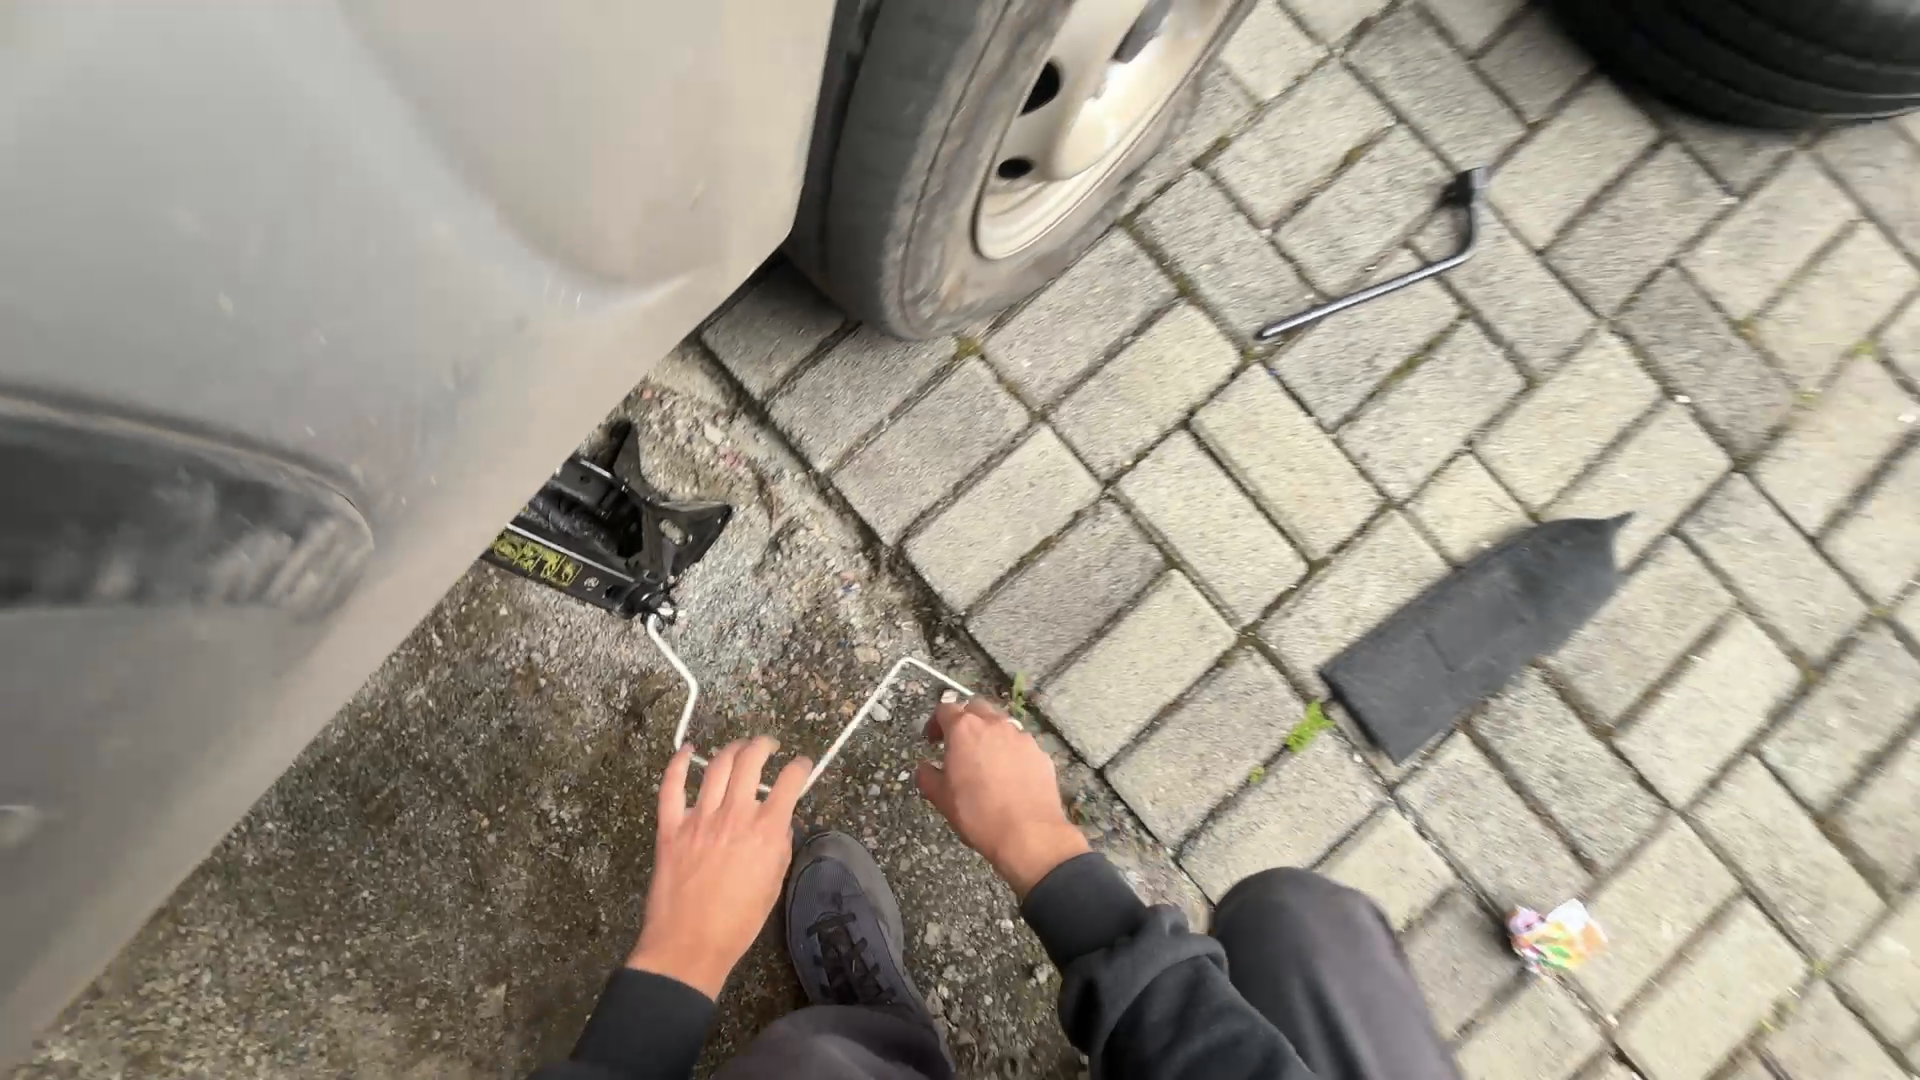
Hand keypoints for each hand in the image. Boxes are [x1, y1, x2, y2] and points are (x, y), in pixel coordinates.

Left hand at [626, 737, 811, 998]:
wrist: (689, 947)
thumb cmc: (738, 922)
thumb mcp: (774, 882)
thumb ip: (780, 844)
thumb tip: (780, 821)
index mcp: (765, 830)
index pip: (790, 781)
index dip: (800, 766)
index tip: (802, 764)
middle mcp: (735, 815)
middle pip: (751, 760)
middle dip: (764, 745)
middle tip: (769, 745)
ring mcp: (700, 819)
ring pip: (717, 765)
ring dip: (732, 749)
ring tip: (739, 747)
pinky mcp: (671, 828)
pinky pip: (671, 787)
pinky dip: (678, 763)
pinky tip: (687, 750)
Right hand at [916, 698, 1089, 897]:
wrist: (1029, 834)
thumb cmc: (979, 815)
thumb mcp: (942, 799)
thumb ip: (928, 777)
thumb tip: (924, 768)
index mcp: (964, 730)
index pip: (945, 709)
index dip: (935, 723)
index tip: (932, 740)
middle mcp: (994, 724)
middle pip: (975, 707)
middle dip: (964, 720)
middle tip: (957, 744)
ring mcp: (1020, 736)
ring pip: (1000, 723)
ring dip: (988, 734)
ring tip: (984, 760)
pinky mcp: (1039, 752)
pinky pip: (1020, 743)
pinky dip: (1010, 750)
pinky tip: (1008, 774)